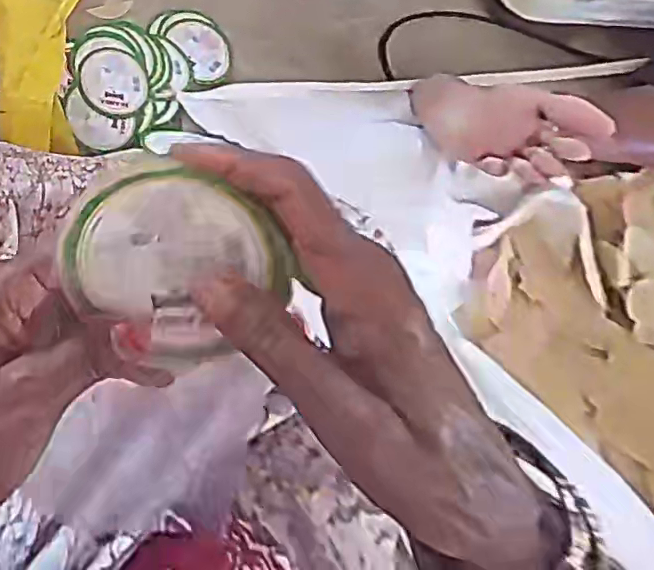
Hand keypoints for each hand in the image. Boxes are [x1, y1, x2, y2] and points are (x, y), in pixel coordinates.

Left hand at [0, 249, 168, 568]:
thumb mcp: (33, 392)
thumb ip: (88, 352)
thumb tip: (146, 323)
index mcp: (3, 285)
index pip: (68, 251)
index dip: (117, 253)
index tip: (166, 263)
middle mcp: (18, 291)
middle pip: (84, 275)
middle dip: (131, 289)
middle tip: (187, 300)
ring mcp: (32, 320)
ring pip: (89, 307)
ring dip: (129, 324)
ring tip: (184, 331)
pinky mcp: (43, 349)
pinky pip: (85, 338)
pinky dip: (115, 352)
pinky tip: (157, 368)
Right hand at [171, 145, 562, 569]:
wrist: (479, 499)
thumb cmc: (413, 458)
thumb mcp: (336, 411)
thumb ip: (272, 341)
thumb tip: (203, 279)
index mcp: (362, 277)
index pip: (295, 193)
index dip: (238, 164)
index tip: (186, 156)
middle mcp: (365, 260)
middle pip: (293, 190)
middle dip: (233, 169)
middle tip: (174, 172)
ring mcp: (364, 272)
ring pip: (296, 211)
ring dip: (244, 193)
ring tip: (190, 196)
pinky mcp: (358, 290)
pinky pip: (301, 239)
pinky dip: (259, 226)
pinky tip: (229, 245)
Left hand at [410, 75, 615, 185]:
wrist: (437, 103)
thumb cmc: (483, 98)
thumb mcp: (529, 99)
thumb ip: (567, 108)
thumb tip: (609, 126)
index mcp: (538, 124)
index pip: (566, 142)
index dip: (574, 147)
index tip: (580, 151)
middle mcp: (522, 141)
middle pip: (547, 159)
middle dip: (553, 164)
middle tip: (551, 163)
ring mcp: (501, 152)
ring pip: (525, 169)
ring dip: (531, 170)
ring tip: (529, 166)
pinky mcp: (478, 162)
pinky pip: (495, 171)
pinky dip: (499, 169)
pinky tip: (499, 164)